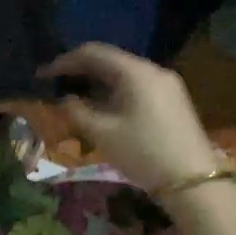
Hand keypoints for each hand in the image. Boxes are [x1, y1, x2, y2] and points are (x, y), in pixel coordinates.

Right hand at [44, 44, 218, 190]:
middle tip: (54, 84)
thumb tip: (65, 98)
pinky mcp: (171, 100)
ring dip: (96, 81)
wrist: (193, 182)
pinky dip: (113, 90)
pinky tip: (100, 106)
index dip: (63, 61)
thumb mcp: (101, 133)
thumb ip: (76, 110)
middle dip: (79, 70)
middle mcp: (152, 70)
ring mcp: (166, 84)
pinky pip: (135, 85)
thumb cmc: (143, 152)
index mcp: (135, 72)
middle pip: (109, 60)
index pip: (92, 52)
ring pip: (122, 73)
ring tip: (72, 96)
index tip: (42, 75)